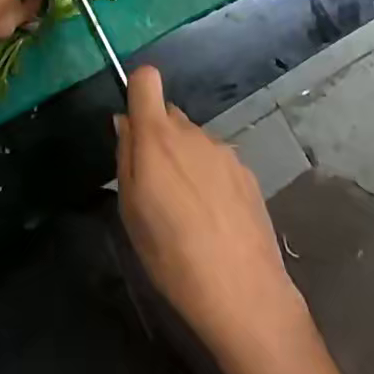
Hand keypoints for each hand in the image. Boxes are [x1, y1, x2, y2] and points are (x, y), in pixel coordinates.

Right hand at [117, 66, 365, 373]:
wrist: (244, 294)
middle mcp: (194, 133)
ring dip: (185, 160)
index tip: (133, 123)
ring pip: (194, 140)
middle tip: (154, 184)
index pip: (147, 79)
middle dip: (157, 137)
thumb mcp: (131, 210)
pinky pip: (216, 161)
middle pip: (169, 114)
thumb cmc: (171, 255)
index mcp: (159, 137)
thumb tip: (126, 122)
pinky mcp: (247, 173)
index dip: (137, 91)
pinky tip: (213, 218)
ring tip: (186, 210)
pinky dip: (209, 178)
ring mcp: (225, 152)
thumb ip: (126, 156)